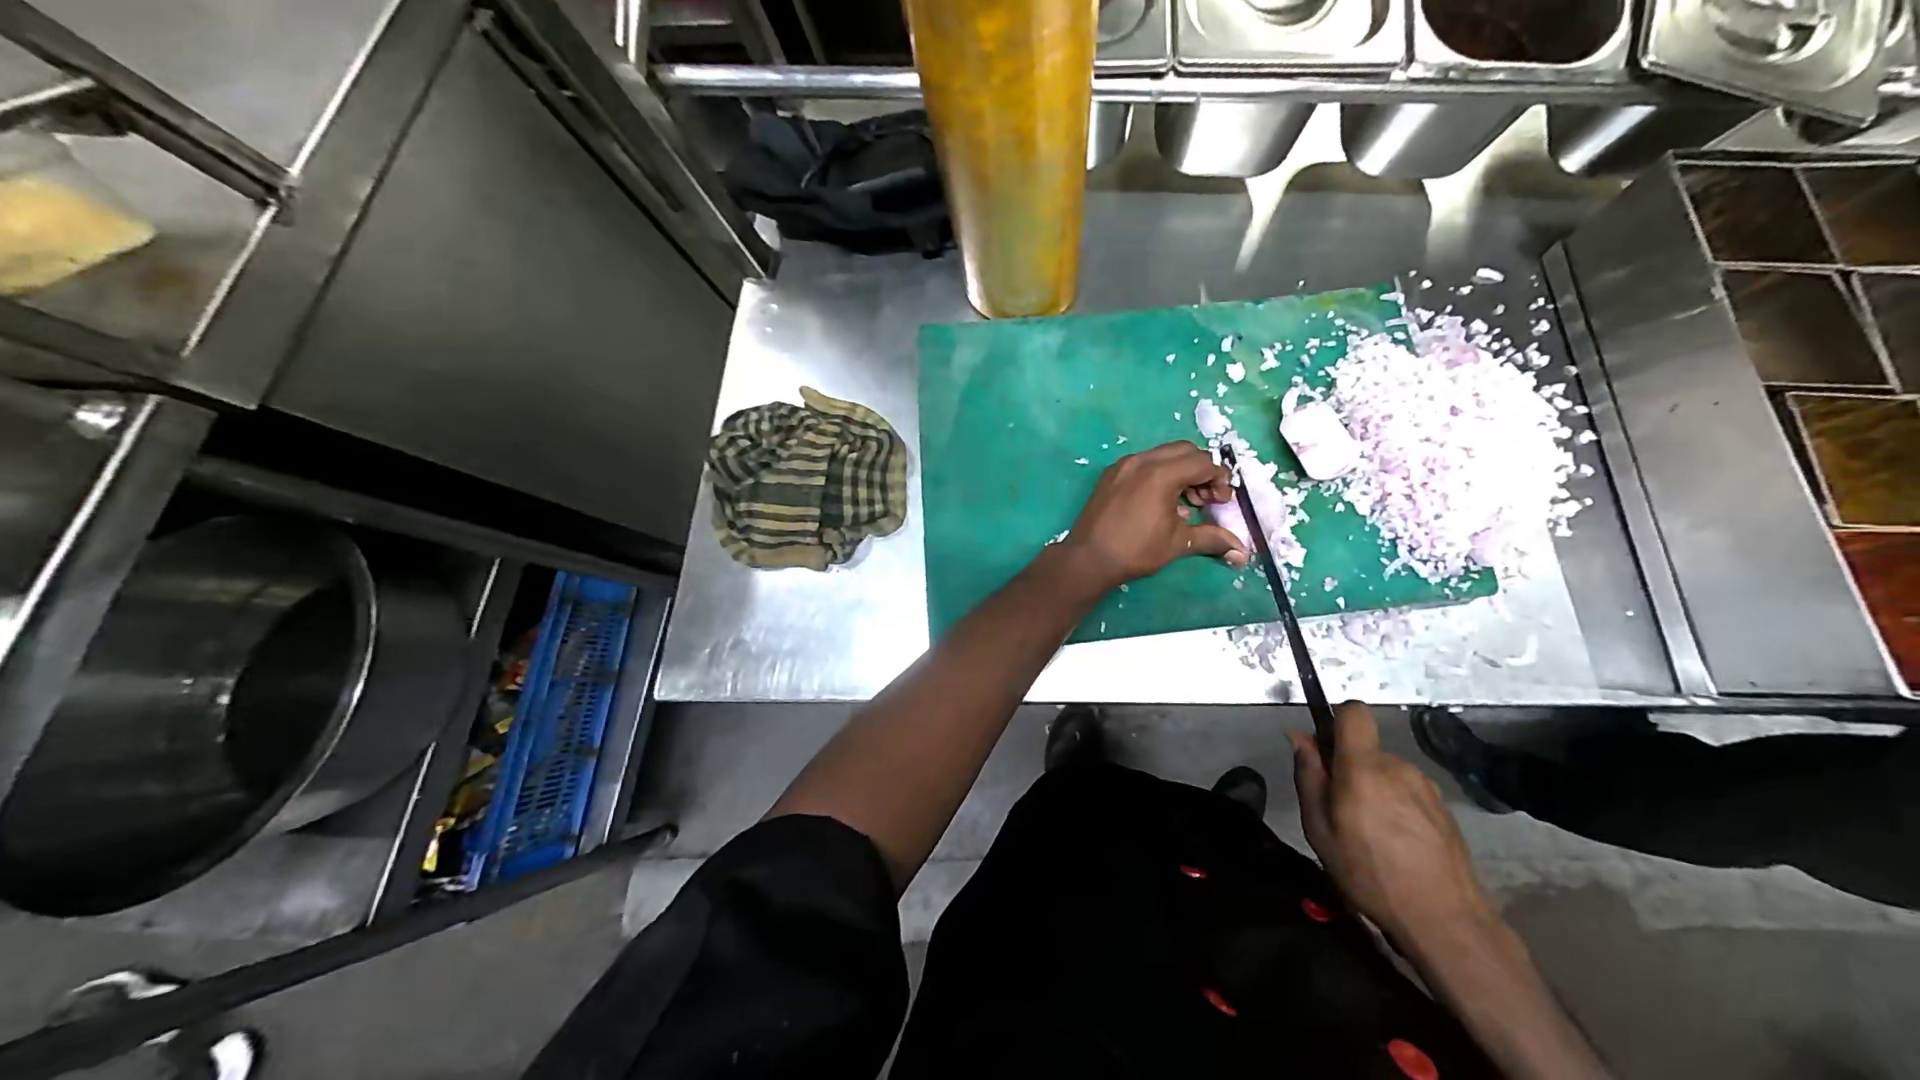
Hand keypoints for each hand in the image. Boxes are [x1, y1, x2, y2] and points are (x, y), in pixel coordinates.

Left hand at [1062, 441, 1247, 592]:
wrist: (1088, 558)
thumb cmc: (1135, 550)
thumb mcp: (1178, 543)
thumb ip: (1212, 538)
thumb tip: (1243, 552)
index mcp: (1160, 473)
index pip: (1203, 462)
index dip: (1219, 479)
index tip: (1223, 501)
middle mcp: (1141, 461)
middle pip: (1184, 451)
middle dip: (1202, 471)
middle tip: (1207, 499)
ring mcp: (1123, 466)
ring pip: (1163, 455)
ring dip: (1182, 472)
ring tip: (1187, 503)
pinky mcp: (1111, 475)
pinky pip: (1143, 464)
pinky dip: (1160, 474)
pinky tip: (1162, 502)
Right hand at [1291, 702, 1493, 944]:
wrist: (1444, 918)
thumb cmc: (1369, 873)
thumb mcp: (1320, 829)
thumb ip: (1309, 777)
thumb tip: (1300, 738)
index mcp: (1363, 767)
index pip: (1354, 712)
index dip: (1337, 720)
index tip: (1325, 751)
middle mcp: (1397, 767)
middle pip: (1365, 750)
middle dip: (1349, 770)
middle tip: (1341, 812)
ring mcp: (1426, 786)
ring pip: (1387, 773)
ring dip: (1374, 790)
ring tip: (1372, 834)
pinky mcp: (1444, 807)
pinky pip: (1408, 793)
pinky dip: (1397, 807)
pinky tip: (1398, 844)